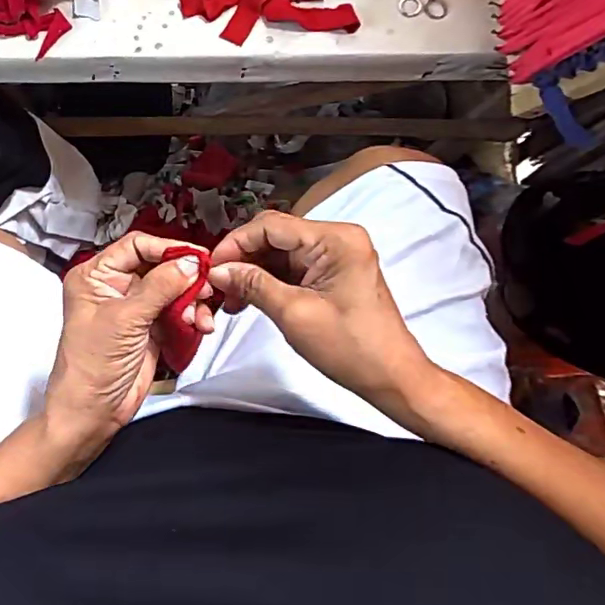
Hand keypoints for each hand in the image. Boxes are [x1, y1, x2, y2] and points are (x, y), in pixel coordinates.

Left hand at [44, 233, 212, 455]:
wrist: (92, 412)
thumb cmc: (88, 368)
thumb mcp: (124, 319)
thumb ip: (159, 287)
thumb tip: (188, 263)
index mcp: (95, 276)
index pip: (135, 246)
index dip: (166, 249)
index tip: (194, 256)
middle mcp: (113, 288)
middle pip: (158, 267)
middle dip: (184, 276)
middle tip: (205, 284)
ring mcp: (133, 309)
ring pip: (172, 290)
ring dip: (192, 300)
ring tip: (201, 313)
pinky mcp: (149, 329)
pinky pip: (177, 313)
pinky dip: (191, 317)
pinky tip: (198, 326)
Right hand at [208, 211, 438, 413]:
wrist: (391, 378)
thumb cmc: (353, 348)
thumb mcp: (293, 314)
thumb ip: (253, 285)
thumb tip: (218, 270)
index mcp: (335, 240)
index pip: (270, 225)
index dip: (235, 244)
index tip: (212, 266)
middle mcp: (336, 238)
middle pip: (272, 235)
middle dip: (241, 259)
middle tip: (217, 284)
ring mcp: (334, 254)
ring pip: (277, 252)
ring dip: (251, 272)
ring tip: (229, 297)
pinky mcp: (329, 271)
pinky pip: (288, 266)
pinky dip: (266, 280)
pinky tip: (246, 298)